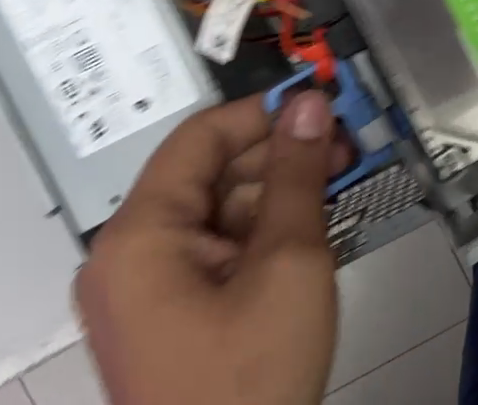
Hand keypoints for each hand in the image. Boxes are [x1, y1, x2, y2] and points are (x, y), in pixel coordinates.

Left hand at [75, 92, 351, 404]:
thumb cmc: (252, 377)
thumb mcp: (288, 264)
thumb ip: (299, 175)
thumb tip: (310, 104)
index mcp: (140, 236)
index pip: (201, 137)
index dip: (264, 111)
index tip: (324, 101)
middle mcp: (131, 253)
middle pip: (210, 171)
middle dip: (280, 152)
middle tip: (347, 143)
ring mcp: (148, 287)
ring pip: (220, 208)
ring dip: (280, 190)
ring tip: (340, 180)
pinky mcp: (171, 312)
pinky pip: (219, 246)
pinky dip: (266, 229)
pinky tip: (314, 222)